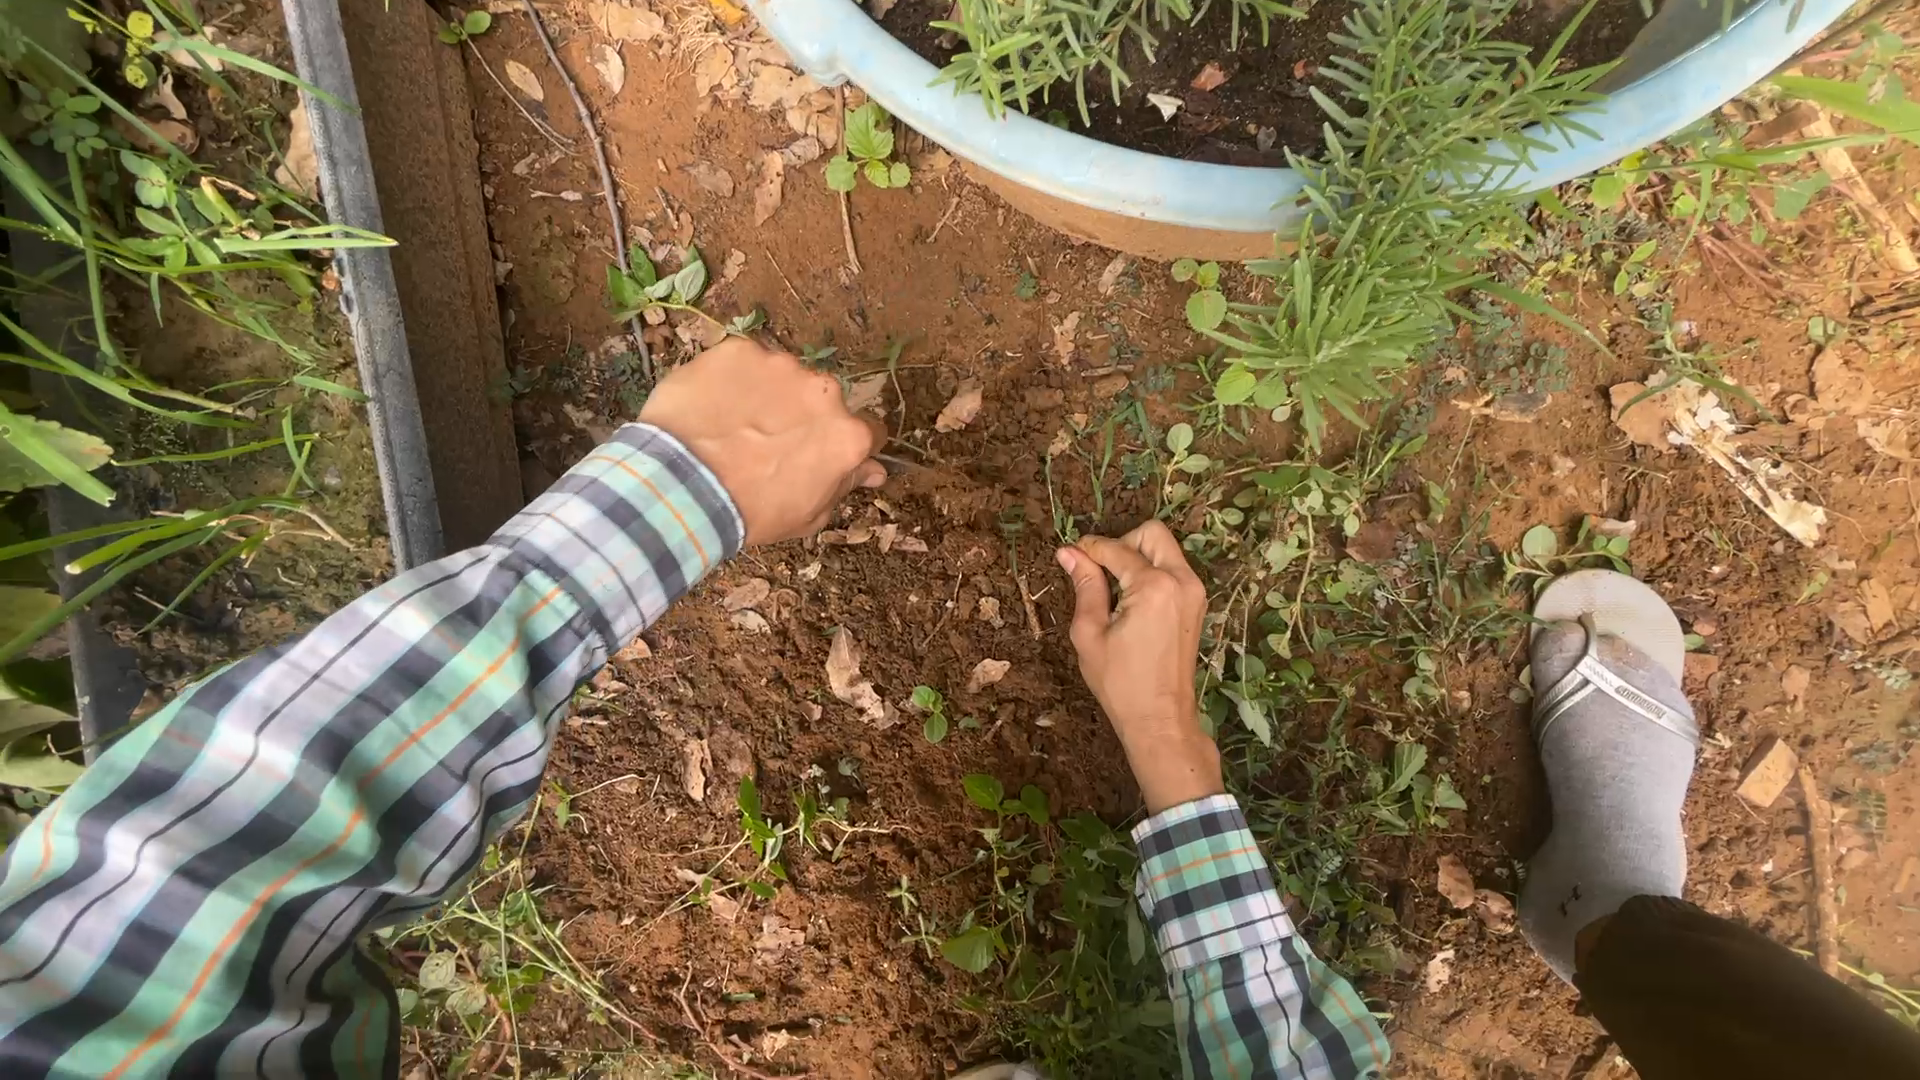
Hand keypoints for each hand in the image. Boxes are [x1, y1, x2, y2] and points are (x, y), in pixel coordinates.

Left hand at [640, 339, 885, 544]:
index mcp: (847, 435)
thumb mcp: (807, 514)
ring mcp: (780, 365)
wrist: (683, 486)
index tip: (824, 454)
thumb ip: (844, 485)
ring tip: (735, 426)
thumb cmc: (751, 511)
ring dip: (770, 396)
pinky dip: (733, 381)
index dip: (846, 445)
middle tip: (771, 444)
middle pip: (824, 400)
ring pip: (784, 378)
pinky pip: (744, 363)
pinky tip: (713, 408)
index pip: (868, 432)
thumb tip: (873, 471)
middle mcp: (824, 391)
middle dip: (806, 417)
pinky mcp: (739, 350)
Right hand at [1057, 521, 1222, 813]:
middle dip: (1121, 543)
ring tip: (1111, 587)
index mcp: (1154, 586)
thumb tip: (1068, 553)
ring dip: (1137, 556)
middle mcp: (1181, 580)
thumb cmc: (1120, 682)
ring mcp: (1195, 592)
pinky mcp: (1197, 604)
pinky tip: (1130, 599)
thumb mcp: (1089, 632)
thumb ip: (1084, 586)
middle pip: (1152, 534)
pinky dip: (1150, 571)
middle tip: (1098, 569)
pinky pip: (1173, 569)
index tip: (1069, 554)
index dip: (1088, 549)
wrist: (1160, 719)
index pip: (1116, 549)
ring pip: (1165, 549)